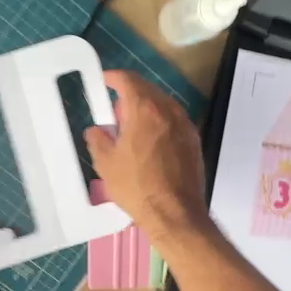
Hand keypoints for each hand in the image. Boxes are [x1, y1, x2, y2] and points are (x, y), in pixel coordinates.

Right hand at [84, 70, 210, 240]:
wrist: (175, 213)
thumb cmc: (137, 187)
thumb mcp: (106, 164)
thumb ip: (98, 140)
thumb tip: (96, 130)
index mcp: (144, 109)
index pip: (128, 80)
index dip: (113, 77)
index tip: (105, 80)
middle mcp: (168, 110)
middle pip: (148, 89)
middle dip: (130, 94)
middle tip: (116, 110)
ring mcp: (185, 125)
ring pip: (163, 104)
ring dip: (146, 108)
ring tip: (132, 128)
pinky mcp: (194, 141)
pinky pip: (174, 121)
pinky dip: (160, 122)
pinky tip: (151, 142)